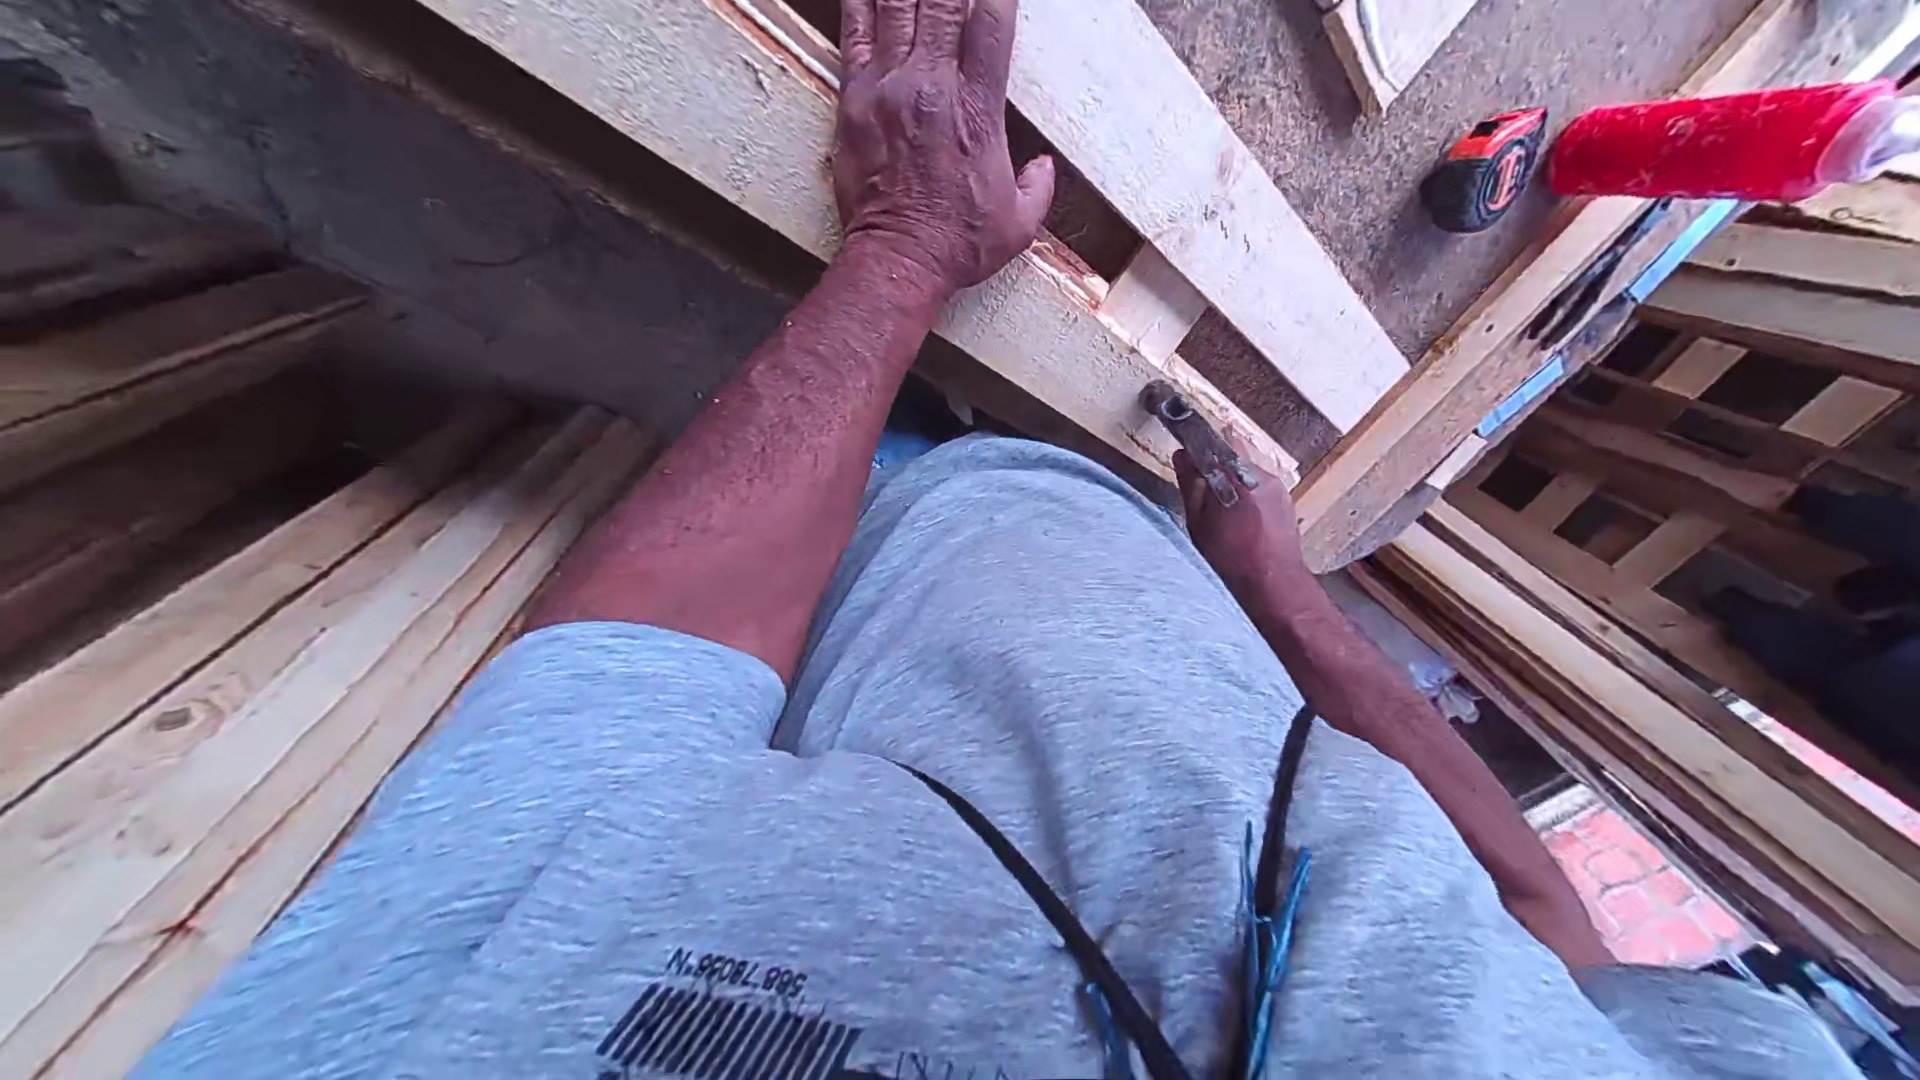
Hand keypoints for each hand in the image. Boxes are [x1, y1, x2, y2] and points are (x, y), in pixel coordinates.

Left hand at [833, 0, 1055, 295]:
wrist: (899, 261)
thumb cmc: (957, 245)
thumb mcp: (1019, 225)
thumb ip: (1039, 188)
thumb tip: (1044, 166)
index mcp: (977, 110)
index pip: (992, 21)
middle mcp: (933, 86)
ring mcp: (890, 89)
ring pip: (898, 1)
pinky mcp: (855, 101)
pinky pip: (855, 29)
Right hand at [1175, 450, 1310, 596]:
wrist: (1272, 581)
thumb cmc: (1230, 556)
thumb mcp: (1198, 521)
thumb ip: (1191, 484)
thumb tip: (1182, 454)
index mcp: (1236, 475)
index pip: (1212, 442)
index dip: (1196, 445)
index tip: (1186, 455)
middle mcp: (1260, 474)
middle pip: (1231, 453)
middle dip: (1214, 464)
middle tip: (1200, 489)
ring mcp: (1276, 485)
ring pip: (1245, 469)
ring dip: (1231, 480)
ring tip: (1220, 509)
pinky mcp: (1285, 498)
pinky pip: (1258, 484)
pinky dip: (1245, 492)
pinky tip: (1238, 517)